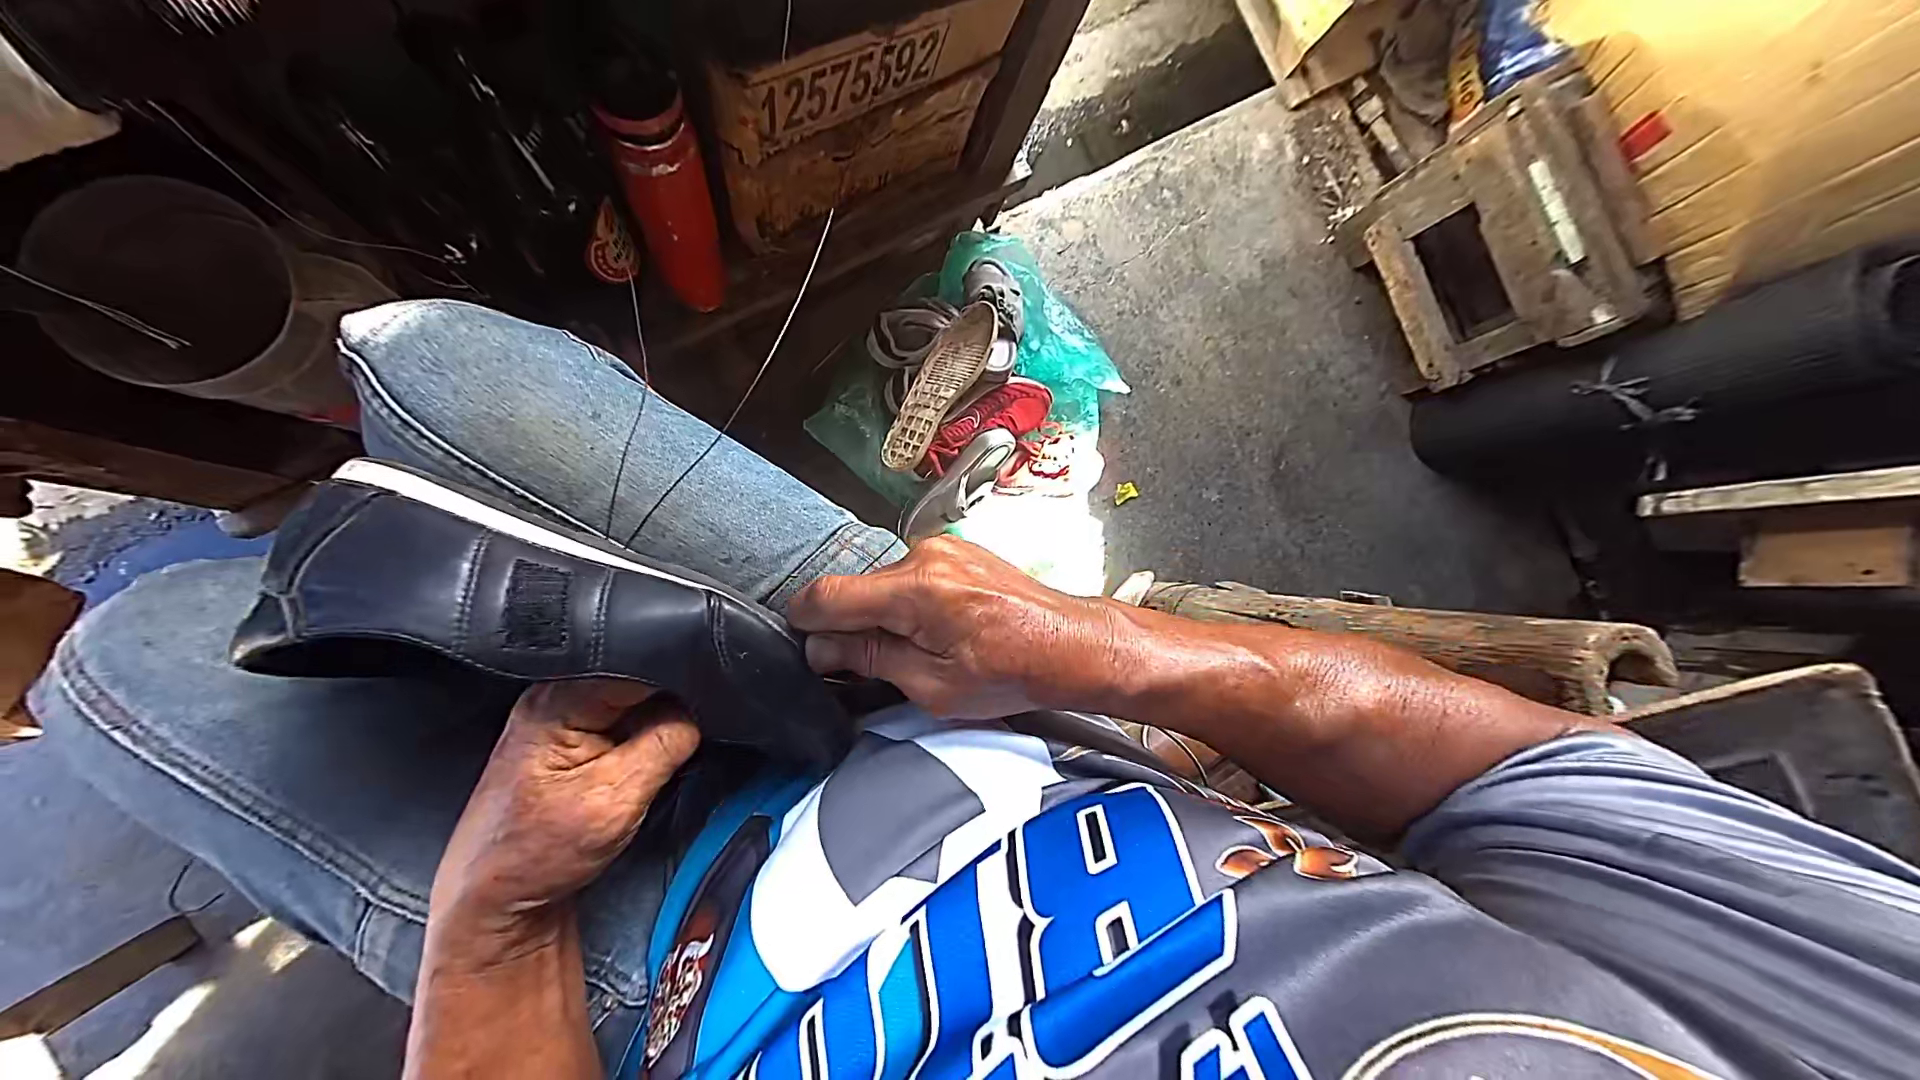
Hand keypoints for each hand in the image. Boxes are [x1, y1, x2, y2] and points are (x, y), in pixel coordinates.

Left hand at [426, 678, 699, 964]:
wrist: (497, 905)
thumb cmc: (534, 858)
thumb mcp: (618, 798)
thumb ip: (668, 742)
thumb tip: (697, 714)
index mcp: (557, 700)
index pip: (638, 664)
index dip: (678, 681)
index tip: (699, 707)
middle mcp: (556, 698)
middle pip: (640, 679)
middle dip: (669, 708)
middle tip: (668, 750)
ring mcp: (563, 718)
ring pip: (638, 701)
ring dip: (656, 728)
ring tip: (644, 767)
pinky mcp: (574, 738)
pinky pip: (627, 723)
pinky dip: (643, 742)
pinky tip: (636, 770)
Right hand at [788, 535, 1123, 717]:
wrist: (1067, 644)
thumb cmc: (1015, 669)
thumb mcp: (933, 685)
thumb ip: (870, 660)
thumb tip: (823, 649)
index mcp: (916, 589)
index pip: (828, 595)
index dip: (805, 623)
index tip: (806, 644)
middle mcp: (926, 556)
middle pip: (856, 591)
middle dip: (853, 629)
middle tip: (873, 667)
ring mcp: (944, 550)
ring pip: (883, 585)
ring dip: (885, 618)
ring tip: (922, 651)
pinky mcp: (956, 553)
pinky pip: (910, 578)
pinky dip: (909, 605)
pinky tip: (937, 632)